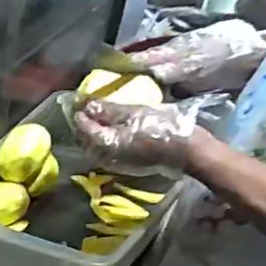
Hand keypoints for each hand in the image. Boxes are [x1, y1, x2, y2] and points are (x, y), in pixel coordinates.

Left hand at [71, 96, 200, 175]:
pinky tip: (107, 131)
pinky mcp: (121, 164)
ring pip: (92, 148)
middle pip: (84, 140)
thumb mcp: (136, 113)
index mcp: (105, 142)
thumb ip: (109, 111)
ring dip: (90, 134)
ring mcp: (112, 162)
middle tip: (84, 109)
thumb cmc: (162, 128)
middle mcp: (103, 156)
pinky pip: (103, 152)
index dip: (80, 114)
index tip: (78, 101)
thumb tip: (87, 105)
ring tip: (94, 118)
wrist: (186, 151)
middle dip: (82, 125)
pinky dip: (100, 141)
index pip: (84, 128)